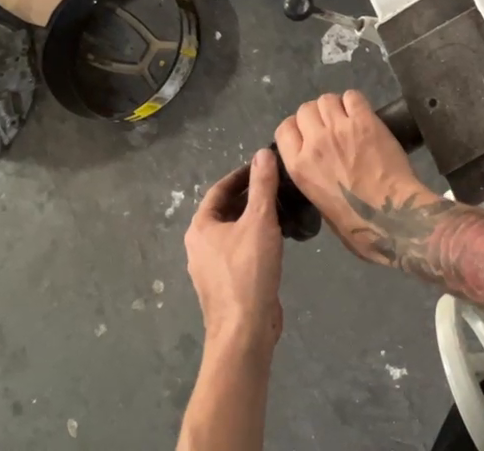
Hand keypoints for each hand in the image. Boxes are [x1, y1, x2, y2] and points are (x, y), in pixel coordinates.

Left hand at [184, 149, 284, 354]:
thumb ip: (262, 185)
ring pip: (234, 231)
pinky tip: (278, 239)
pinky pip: (240, 250)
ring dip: (255, 217)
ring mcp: (211, 267)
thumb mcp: (260, 220)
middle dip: (251, 195)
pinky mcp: (226, 283)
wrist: (244, 329)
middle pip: (225, 210)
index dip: (242, 174)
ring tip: (282, 208)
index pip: (219, 189)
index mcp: (201, 228)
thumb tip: (262, 153)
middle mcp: (200, 245)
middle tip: (279, 185)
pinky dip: (256, 238)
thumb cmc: (248, 270)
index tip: (265, 165)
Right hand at [275, 90, 431, 263]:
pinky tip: (362, 114)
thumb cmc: (355, 221)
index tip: (308, 133)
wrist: (390, 213)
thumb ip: (311, 174)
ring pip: (326, 99)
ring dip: (335, 106)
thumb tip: (318, 162)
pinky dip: (355, 102)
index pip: (284, 129)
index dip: (297, 128)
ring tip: (347, 118)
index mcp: (299, 166)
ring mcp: (340, 128)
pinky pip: (352, 96)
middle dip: (316, 115)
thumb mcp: (317, 200)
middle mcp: (315, 142)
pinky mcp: (364, 120)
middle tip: (331, 125)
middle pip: (305, 110)